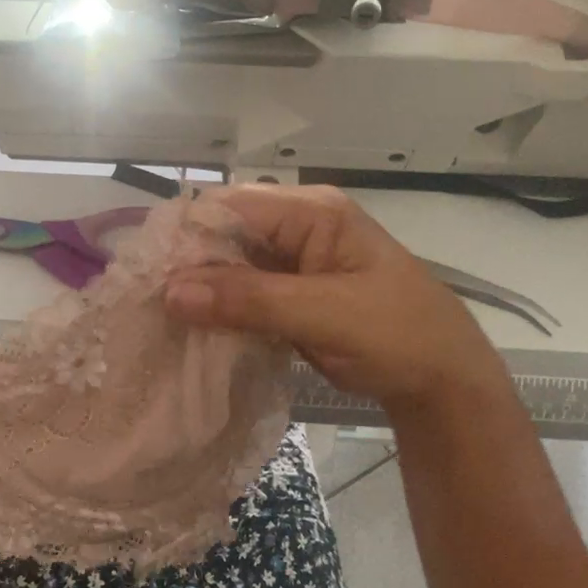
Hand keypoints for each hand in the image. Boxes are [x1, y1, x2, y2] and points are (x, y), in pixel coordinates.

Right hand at [164, 185, 502, 407]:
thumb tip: (172, 290)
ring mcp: (292, 261)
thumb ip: (250, 300)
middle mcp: (298, 225)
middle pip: (224, 232)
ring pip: (228, 265)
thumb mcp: (324, 314)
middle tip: (145, 301)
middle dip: (186, 263)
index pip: (231, 207)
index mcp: (312, 212)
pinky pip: (241, 293)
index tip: (145, 274)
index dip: (186, 236)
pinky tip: (190, 330)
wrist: (442, 381)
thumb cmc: (397, 335)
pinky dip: (217, 310)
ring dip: (198, 289)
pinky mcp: (289, 294)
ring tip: (157, 317)